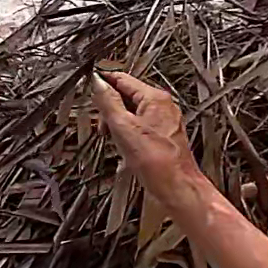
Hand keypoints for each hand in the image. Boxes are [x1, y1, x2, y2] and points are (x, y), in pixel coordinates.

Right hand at [90, 70, 204, 207]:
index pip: (123, 79)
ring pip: (132, 113)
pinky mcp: (163, 137)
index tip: (91, 84)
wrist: (177, 188)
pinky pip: (139, 127)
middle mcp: (164, 107)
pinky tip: (124, 147)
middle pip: (127, 96)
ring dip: (117, 123)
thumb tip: (98, 84)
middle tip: (101, 123)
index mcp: (155, 98)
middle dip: (110, 108)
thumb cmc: (158, 162)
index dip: (104, 81)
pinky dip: (127, 133)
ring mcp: (165, 122)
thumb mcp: (123, 127)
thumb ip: (108, 102)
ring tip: (113, 137)